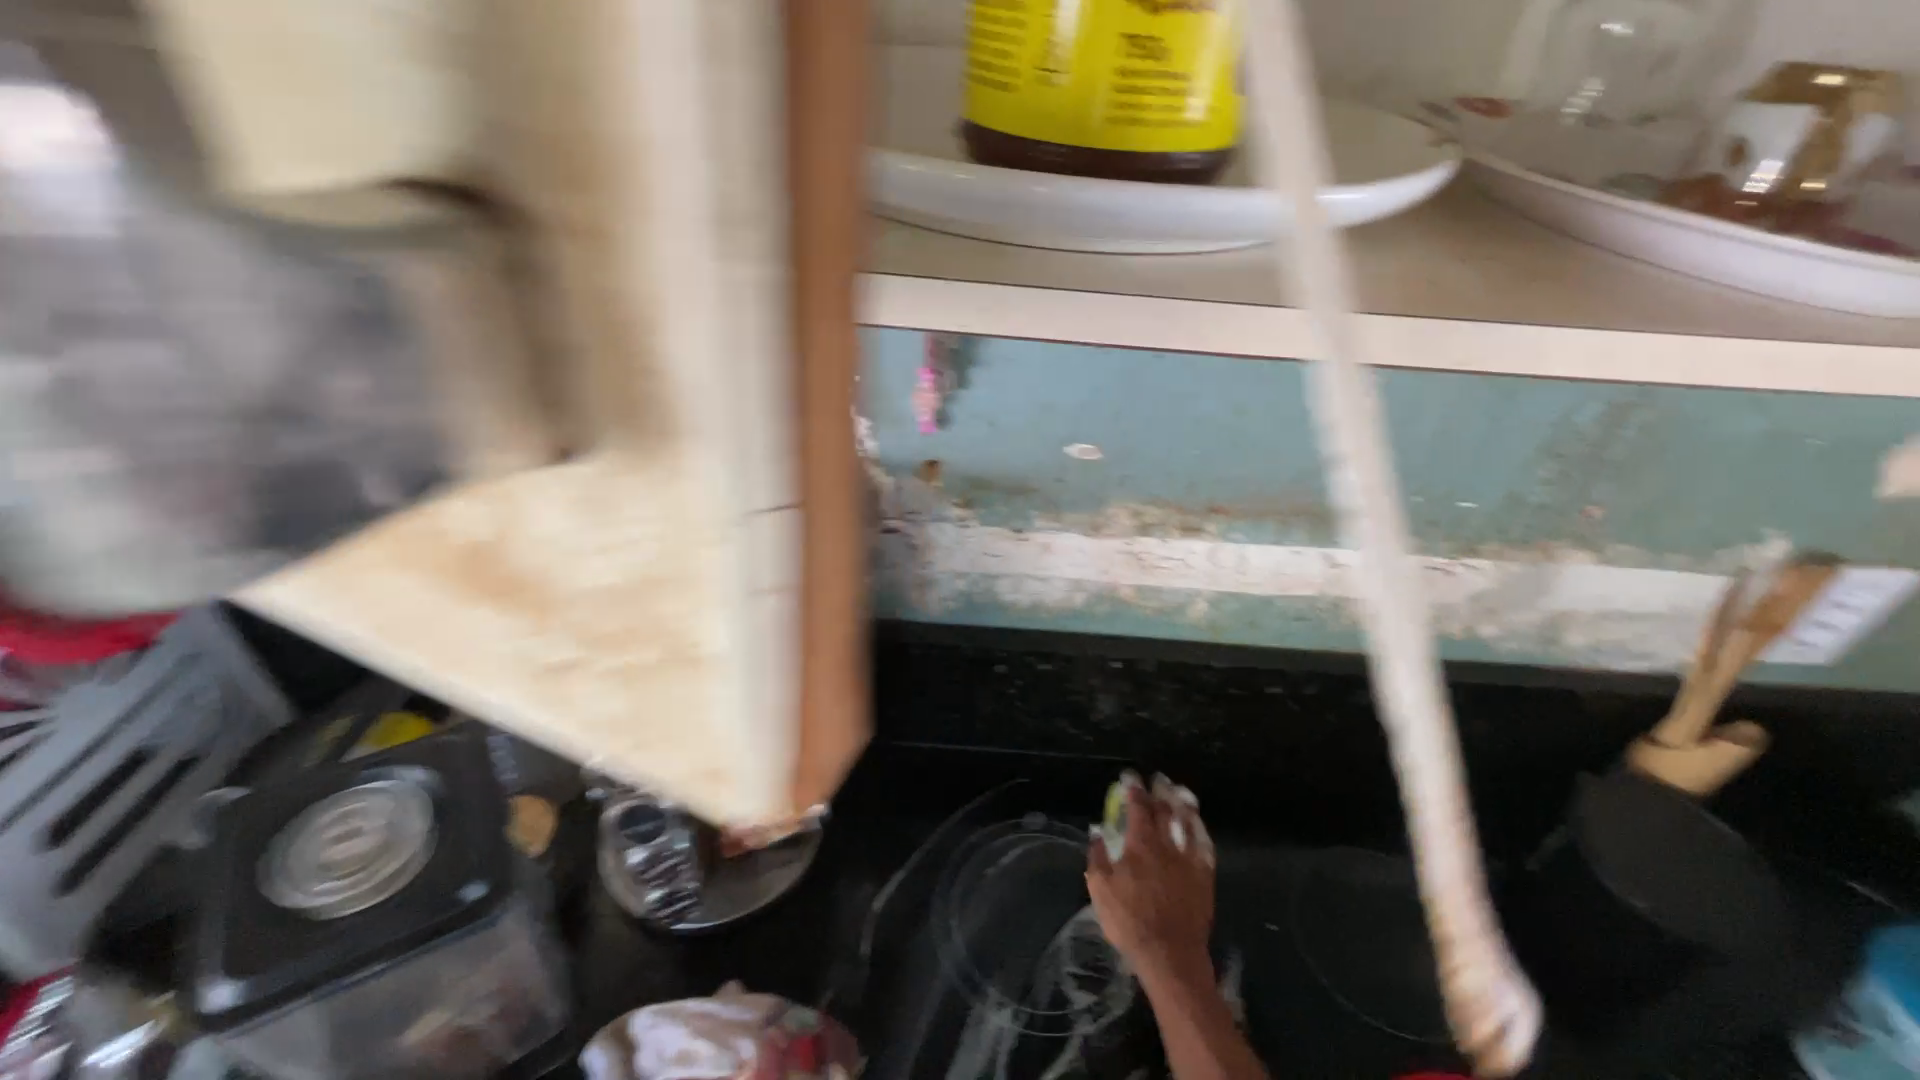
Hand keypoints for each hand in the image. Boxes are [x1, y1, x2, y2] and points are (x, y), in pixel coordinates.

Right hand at [1086, 783, 1213, 980]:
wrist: (1170, 953)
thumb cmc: (1129, 921)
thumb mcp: (1100, 889)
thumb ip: (1098, 856)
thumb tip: (1098, 830)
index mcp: (1140, 845)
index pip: (1138, 807)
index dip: (1133, 789)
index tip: (1129, 777)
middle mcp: (1167, 845)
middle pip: (1165, 809)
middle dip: (1159, 790)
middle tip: (1156, 778)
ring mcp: (1189, 859)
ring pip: (1188, 822)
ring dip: (1182, 803)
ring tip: (1178, 791)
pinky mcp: (1204, 876)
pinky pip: (1204, 845)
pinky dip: (1199, 829)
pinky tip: (1197, 824)